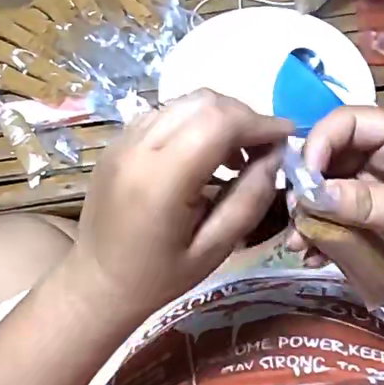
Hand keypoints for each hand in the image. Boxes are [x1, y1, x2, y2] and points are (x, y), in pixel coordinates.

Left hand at [66, 90, 292, 317]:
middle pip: (204, 103)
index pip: (219, 123)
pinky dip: (196, 121)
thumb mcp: (215, 249)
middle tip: (264, 148)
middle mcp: (138, 148)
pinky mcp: (119, 140)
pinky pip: (166, 112)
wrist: (95, 283)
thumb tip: (275, 157)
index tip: (287, 137)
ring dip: (220, 117)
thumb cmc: (158, 277)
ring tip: (237, 154)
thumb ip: (249, 200)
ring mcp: (124, 139)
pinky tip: (206, 152)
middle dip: (244, 117)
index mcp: (160, 180)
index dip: (260, 123)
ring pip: (185, 102)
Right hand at [290, 105, 383, 300]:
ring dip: (314, 215)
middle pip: (336, 157)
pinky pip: (346, 222)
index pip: (351, 122)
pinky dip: (329, 236)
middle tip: (294, 216)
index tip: (304, 177)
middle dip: (310, 185)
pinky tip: (316, 258)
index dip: (322, 141)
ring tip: (300, 245)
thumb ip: (367, 203)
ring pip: (335, 193)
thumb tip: (311, 194)